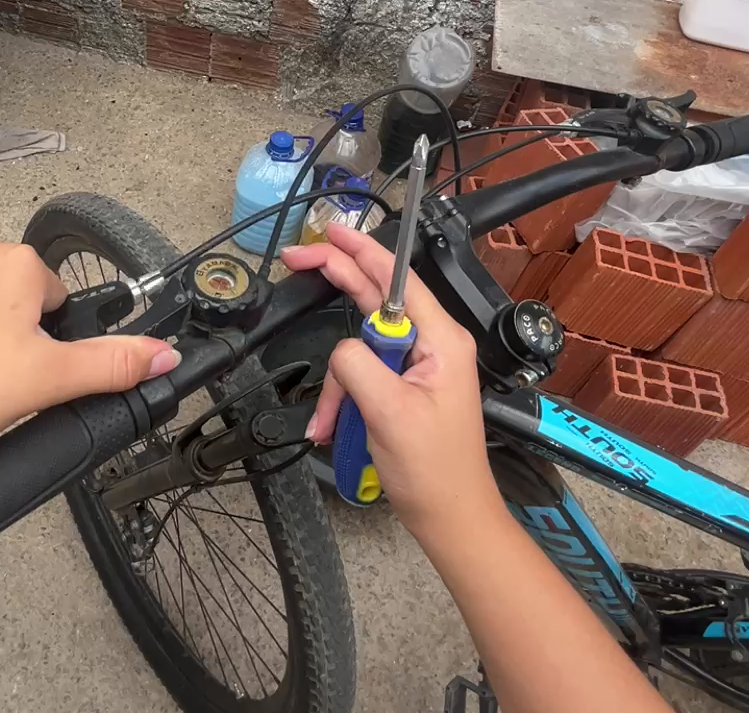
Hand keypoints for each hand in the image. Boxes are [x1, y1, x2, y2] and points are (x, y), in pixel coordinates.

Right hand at [279, 223, 499, 536]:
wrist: (450, 517)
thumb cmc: (434, 471)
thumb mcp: (390, 412)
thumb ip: (358, 364)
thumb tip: (340, 347)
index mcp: (441, 340)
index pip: (398, 278)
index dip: (363, 249)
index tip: (332, 231)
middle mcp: (429, 342)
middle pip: (375, 295)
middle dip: (337, 281)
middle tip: (297, 259)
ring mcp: (413, 363)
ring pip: (359, 342)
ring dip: (337, 380)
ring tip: (327, 416)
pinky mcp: (399, 383)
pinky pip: (360, 373)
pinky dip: (341, 397)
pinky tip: (330, 427)